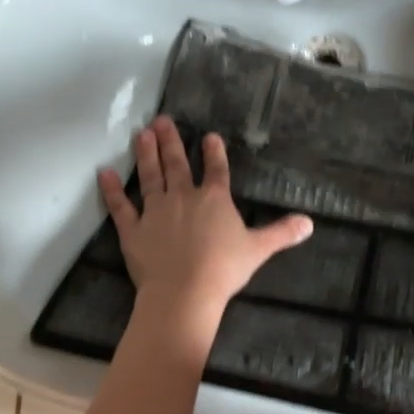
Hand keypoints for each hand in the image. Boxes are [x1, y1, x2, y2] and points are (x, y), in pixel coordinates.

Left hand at [98, 116, 312, 321]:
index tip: (209, 136)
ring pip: (150, 176)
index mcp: (214, 198)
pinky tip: (104, 173)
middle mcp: (183, 196)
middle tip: (161, 120)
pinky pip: (120, 206)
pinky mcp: (133, 229)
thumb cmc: (223, 269)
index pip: (215, 169)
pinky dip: (112, 190)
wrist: (185, 292)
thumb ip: (282, 233)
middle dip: (170, 141)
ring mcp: (155, 211)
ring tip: (142, 134)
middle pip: (176, 163)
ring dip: (146, 154)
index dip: (213, 151)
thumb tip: (310, 223)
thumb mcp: (258, 249)